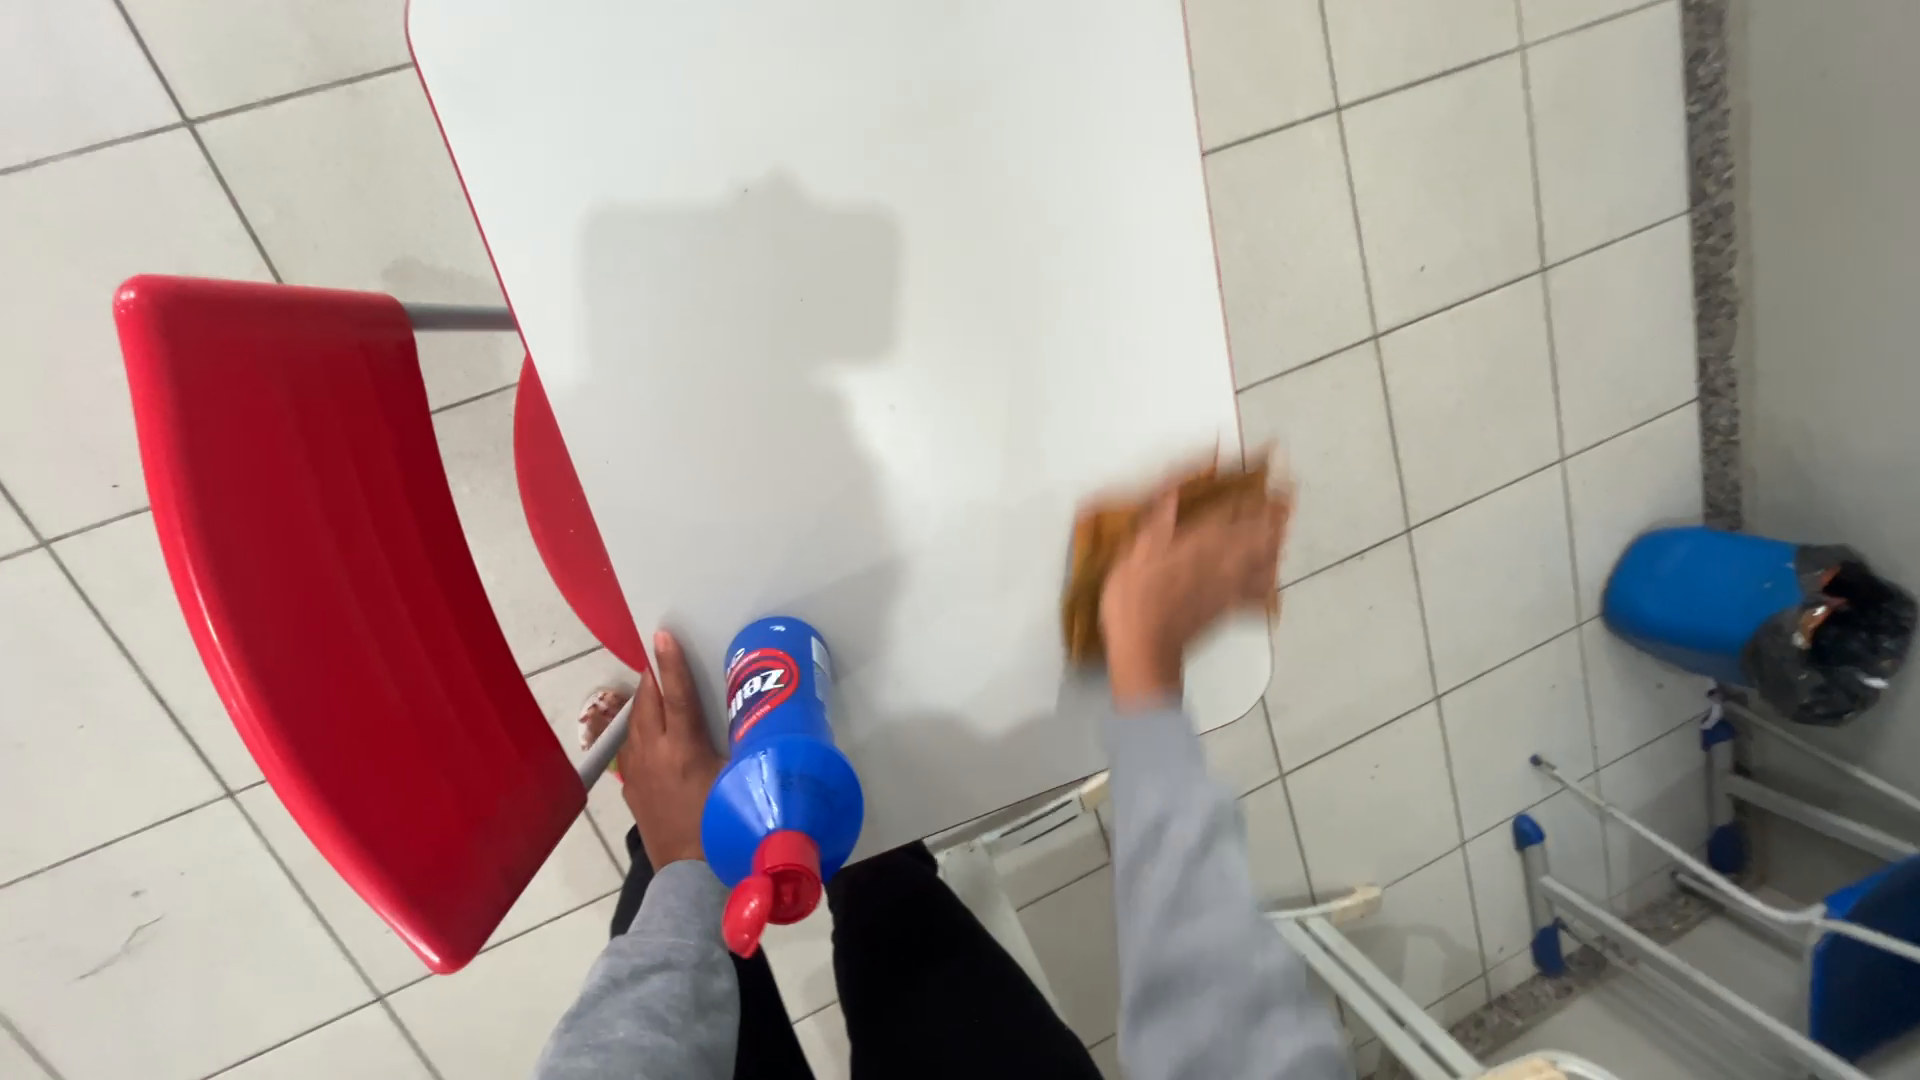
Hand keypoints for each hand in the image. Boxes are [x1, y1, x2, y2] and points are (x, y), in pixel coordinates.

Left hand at [620, 630, 724, 870]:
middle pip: (648, 703)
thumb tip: (752, 716)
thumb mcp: (740, 778)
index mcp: (684, 748)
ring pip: (634, 724)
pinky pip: (631, 747)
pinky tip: (648, 731)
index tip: (662, 634)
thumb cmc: (724, 823)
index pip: (676, 695)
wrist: (690, 876)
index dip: (671, 663)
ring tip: (655, 686)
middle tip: (661, 655)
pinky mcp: (632, 789)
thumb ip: (741, 744)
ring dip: (644, 700)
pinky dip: (639, 728)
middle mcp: (654, 754)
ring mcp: (638, 772)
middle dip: (653, 675)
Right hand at [1099, 477, 1288, 707]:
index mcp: (1195, 547)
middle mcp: (1218, 564)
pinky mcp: (1227, 610)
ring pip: (1261, 561)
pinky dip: (1267, 582)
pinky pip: (1255, 593)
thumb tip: (1171, 495)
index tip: (1265, 483)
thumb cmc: (1133, 603)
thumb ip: (1156, 526)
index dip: (1248, 499)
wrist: (1145, 651)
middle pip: (1254, 537)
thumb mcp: (1132, 559)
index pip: (1228, 517)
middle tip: (1287, 502)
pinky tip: (1273, 577)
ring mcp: (1227, 588)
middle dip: (1272, 518)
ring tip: (1285, 530)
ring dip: (1276, 544)